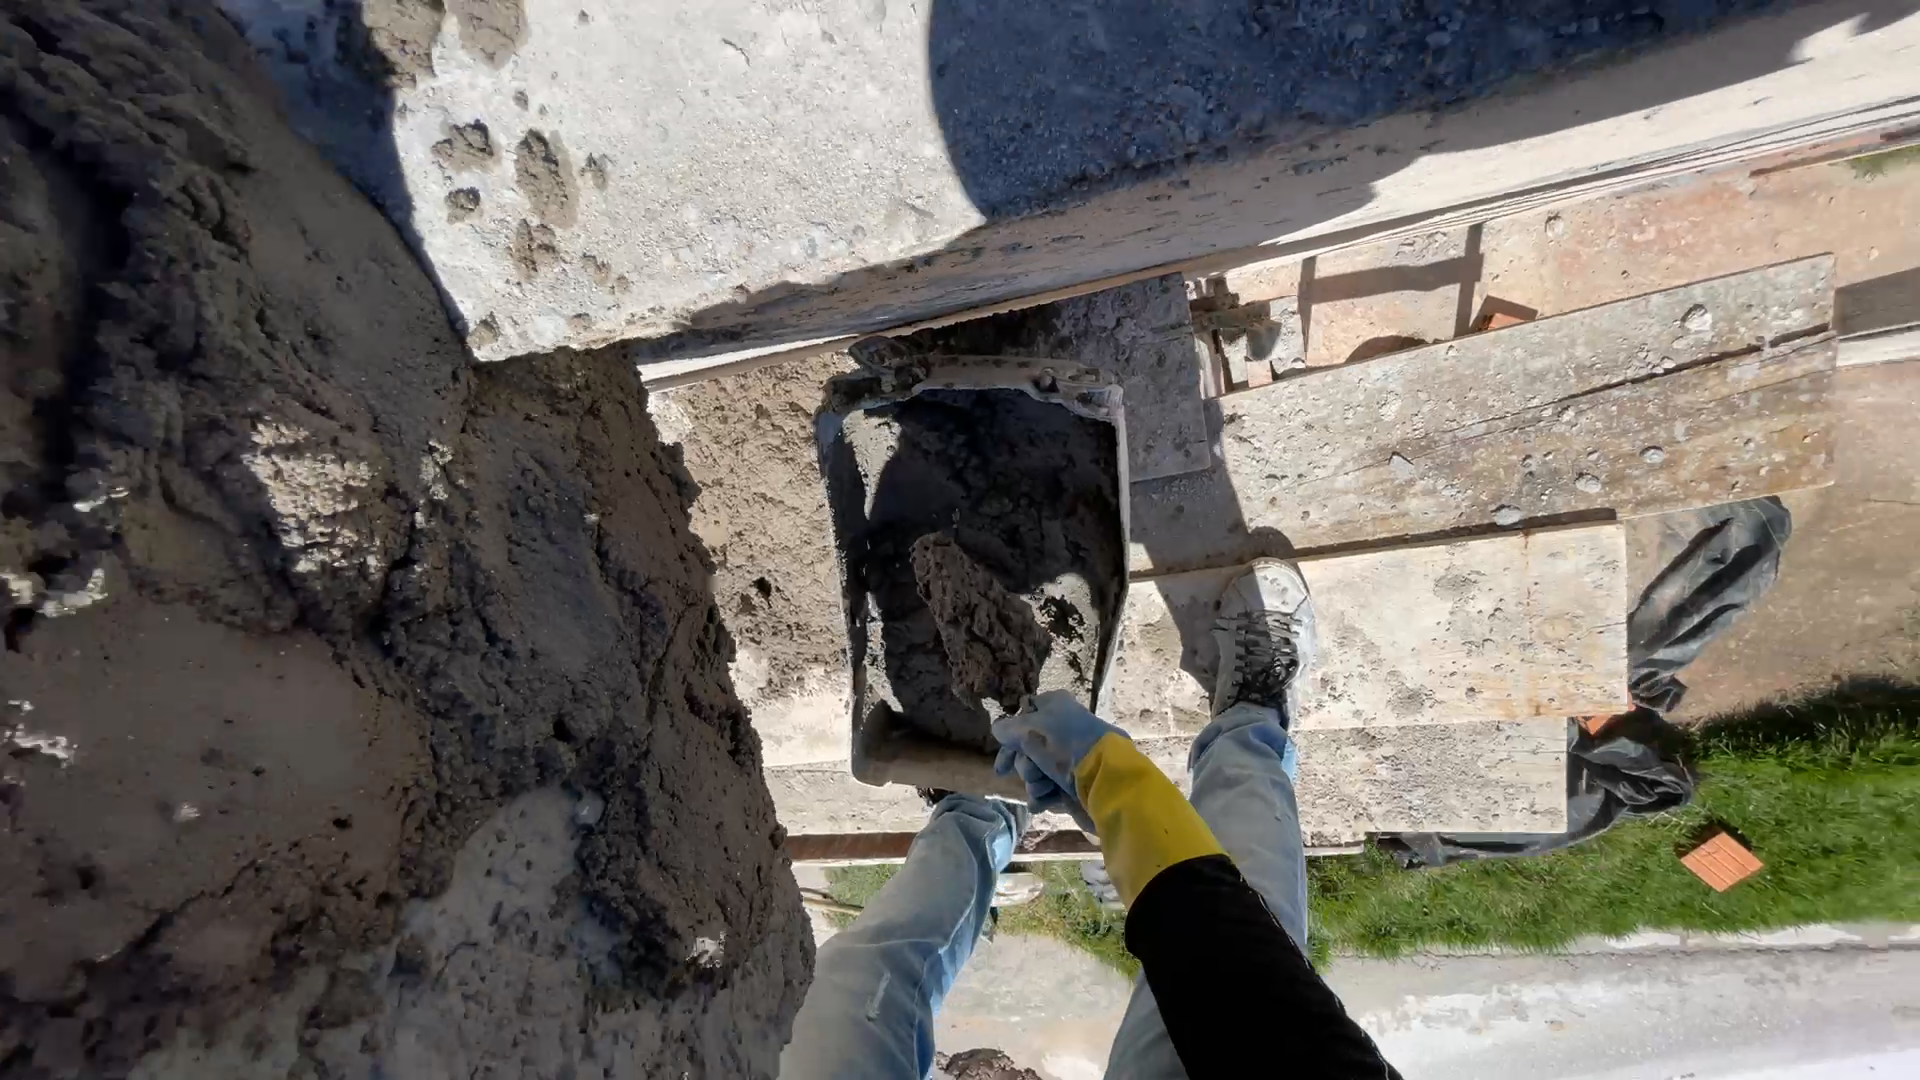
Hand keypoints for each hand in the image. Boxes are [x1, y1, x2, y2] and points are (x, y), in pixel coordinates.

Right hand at [990, 690, 1128, 834]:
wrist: (1104, 779)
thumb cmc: (1064, 746)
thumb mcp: (1028, 729)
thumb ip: (1006, 728)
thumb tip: (997, 729)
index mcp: (1054, 707)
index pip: (1021, 720)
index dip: (1008, 743)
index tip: (1001, 768)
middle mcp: (1061, 729)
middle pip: (1026, 750)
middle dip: (1024, 766)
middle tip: (1032, 771)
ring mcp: (1068, 757)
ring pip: (1035, 772)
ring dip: (1034, 783)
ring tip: (1044, 788)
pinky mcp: (1074, 782)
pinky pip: (1049, 789)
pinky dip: (1043, 797)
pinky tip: (1042, 802)